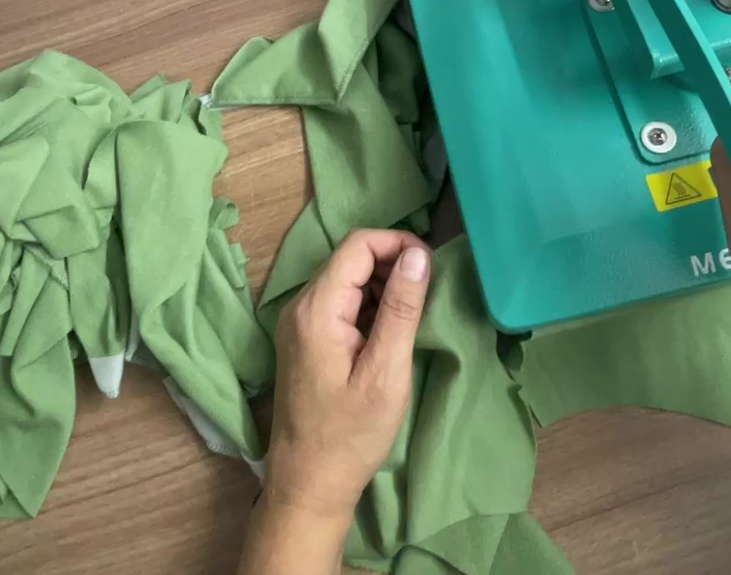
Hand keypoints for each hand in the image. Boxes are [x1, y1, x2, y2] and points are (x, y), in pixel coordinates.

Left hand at [263, 229, 430, 520]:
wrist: (308, 487)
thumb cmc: (350, 435)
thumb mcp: (386, 373)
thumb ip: (402, 309)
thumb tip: (419, 255)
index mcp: (317, 309)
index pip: (357, 245)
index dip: (397, 243)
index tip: (430, 265)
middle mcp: (301, 306)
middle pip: (350, 258)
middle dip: (392, 263)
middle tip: (427, 292)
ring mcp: (299, 322)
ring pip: (346, 277)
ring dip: (382, 283)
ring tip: (412, 313)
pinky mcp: (305, 338)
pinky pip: (340, 301)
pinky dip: (369, 303)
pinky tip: (389, 330)